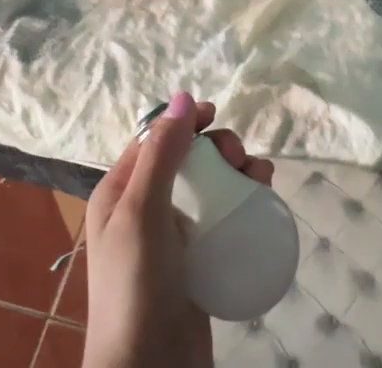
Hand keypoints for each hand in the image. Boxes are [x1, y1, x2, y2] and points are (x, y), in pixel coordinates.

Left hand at [83, 92, 275, 367]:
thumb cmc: (136, 285)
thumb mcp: (141, 211)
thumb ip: (161, 154)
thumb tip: (182, 95)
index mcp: (119, 192)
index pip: (153, 139)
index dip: (184, 121)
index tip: (216, 115)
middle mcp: (143, 210)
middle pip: (186, 161)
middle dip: (216, 148)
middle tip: (240, 159)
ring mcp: (172, 239)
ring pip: (209, 189)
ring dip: (237, 173)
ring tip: (262, 178)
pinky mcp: (198, 263)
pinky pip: (222, 222)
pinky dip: (243, 206)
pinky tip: (261, 205)